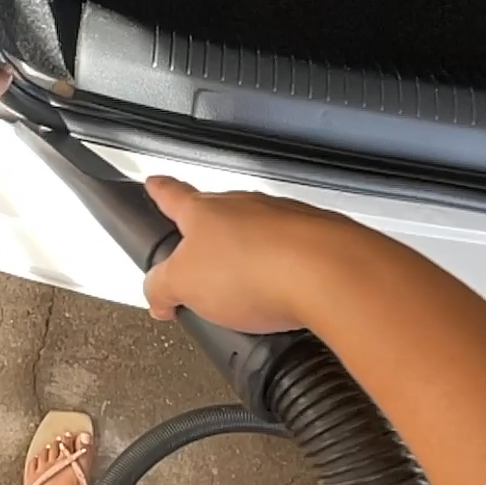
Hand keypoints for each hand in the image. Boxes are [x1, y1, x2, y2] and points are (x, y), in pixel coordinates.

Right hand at [142, 177, 388, 332]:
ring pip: (258, 235)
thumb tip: (156, 294)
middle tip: (202, 264)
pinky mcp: (320, 240)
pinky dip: (285, 274)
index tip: (154, 184)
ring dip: (251, 258)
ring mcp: (285, 219)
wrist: (331, 275)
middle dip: (210, 238)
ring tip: (248, 294)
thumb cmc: (257, 269)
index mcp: (204, 211)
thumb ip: (161, 287)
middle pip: (218, 216)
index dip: (159, 190)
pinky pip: (293, 255)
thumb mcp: (183, 285)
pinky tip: (284, 300)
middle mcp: (244, 206)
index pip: (172, 194)